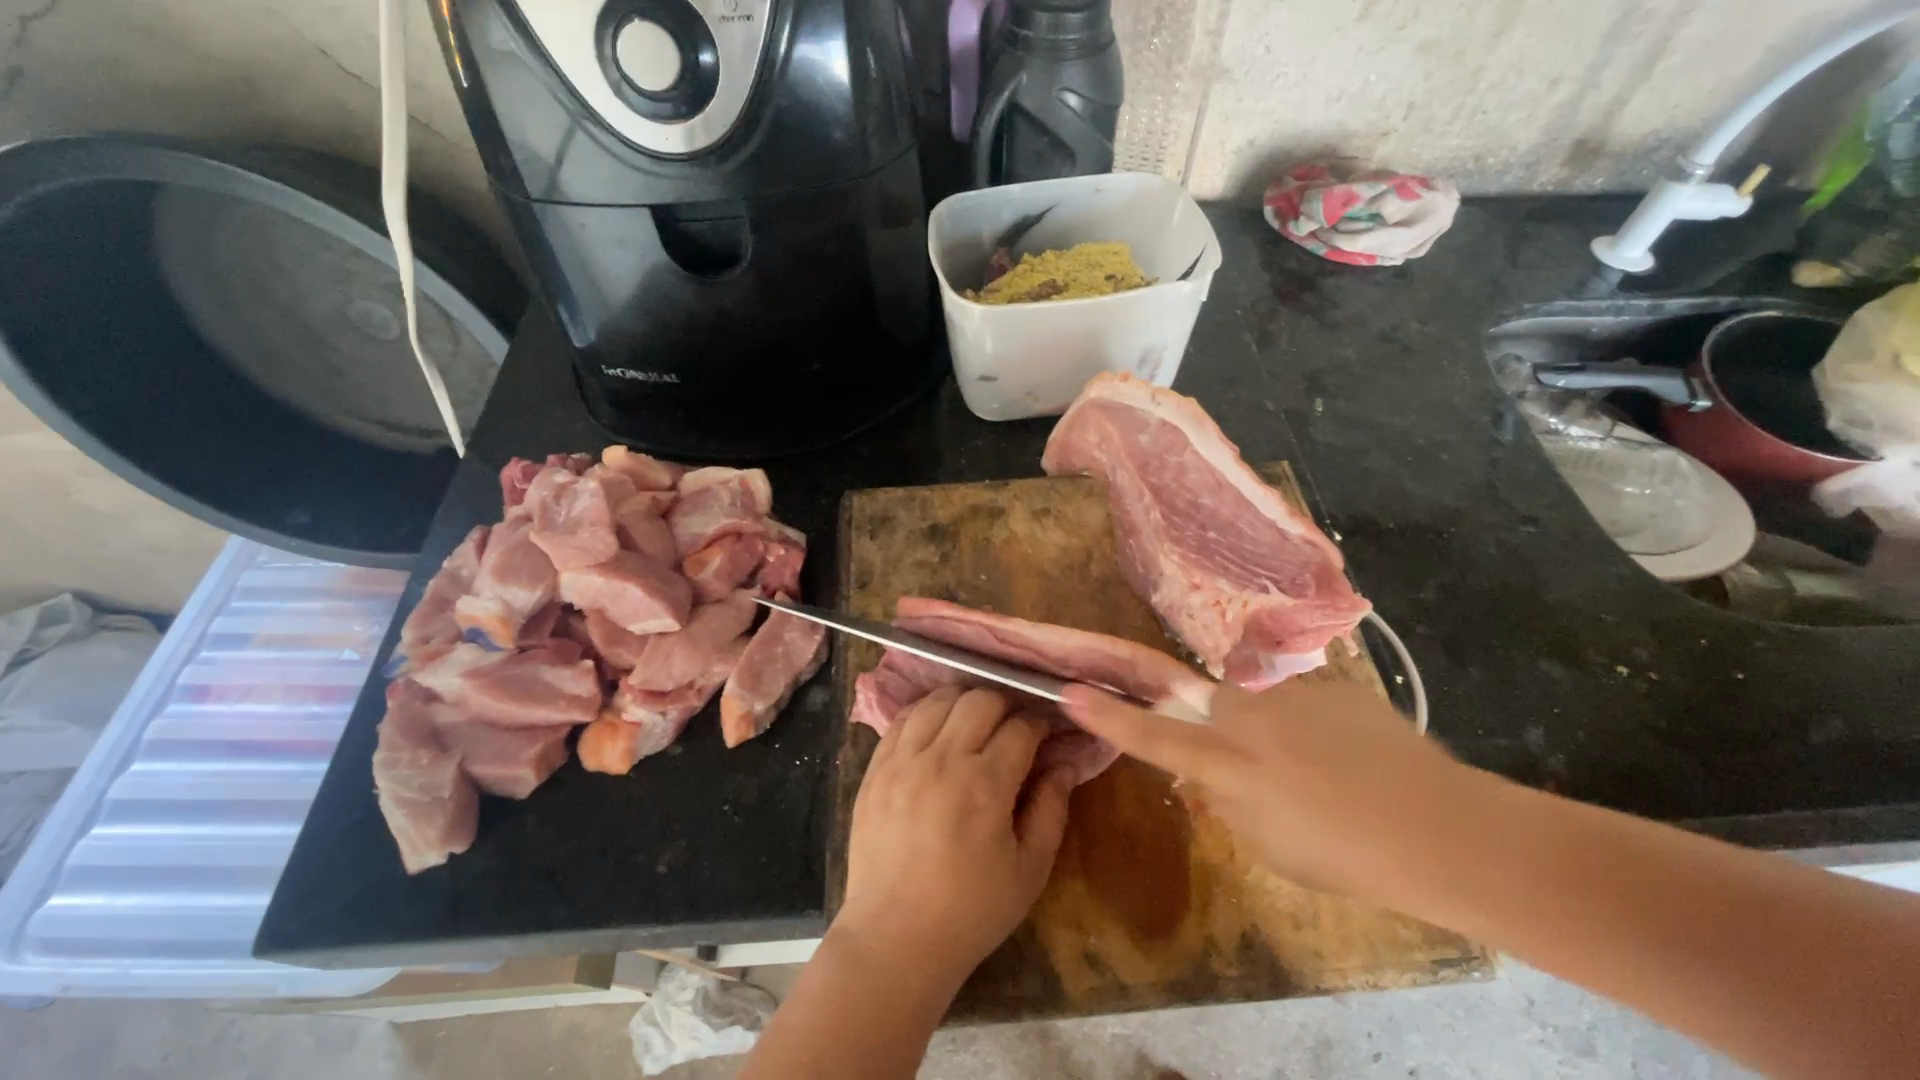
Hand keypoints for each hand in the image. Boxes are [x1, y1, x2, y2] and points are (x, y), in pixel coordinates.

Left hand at [835, 687, 1073, 988]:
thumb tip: (1064, 764)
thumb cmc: (972, 910)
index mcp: (985, 783)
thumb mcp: (1030, 868)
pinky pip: (900, 720)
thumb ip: (1051, 808)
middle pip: (979, 699)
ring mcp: (901, 762)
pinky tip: (937, 729)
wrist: (896, 938)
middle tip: (1014, 726)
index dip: (1041, 724)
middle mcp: (941, 760)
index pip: (1021, 726)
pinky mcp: (874, 771)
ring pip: (937, 700)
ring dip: (964, 702)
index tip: (1047, 733)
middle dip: (1005, 704)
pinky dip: (925, 714)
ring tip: (975, 722)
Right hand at [1062, 678, 1468, 893]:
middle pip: (1205, 703)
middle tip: (1248, 762)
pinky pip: (1298, 700)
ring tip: (1312, 766)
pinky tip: (1345, 757)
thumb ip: (1226, 804)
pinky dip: (1307, 725)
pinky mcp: (1331, 686)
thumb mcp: (1270, 846)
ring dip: (1265, 726)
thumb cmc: (1347, 858)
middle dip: (1213, 724)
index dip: (1109, 717)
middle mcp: (1252, 719)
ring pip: (1255, 700)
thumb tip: (1203, 779)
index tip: (1070, 691)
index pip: (1153, 738)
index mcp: (1230, 766)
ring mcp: (1293, 696)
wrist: (1439, 827)